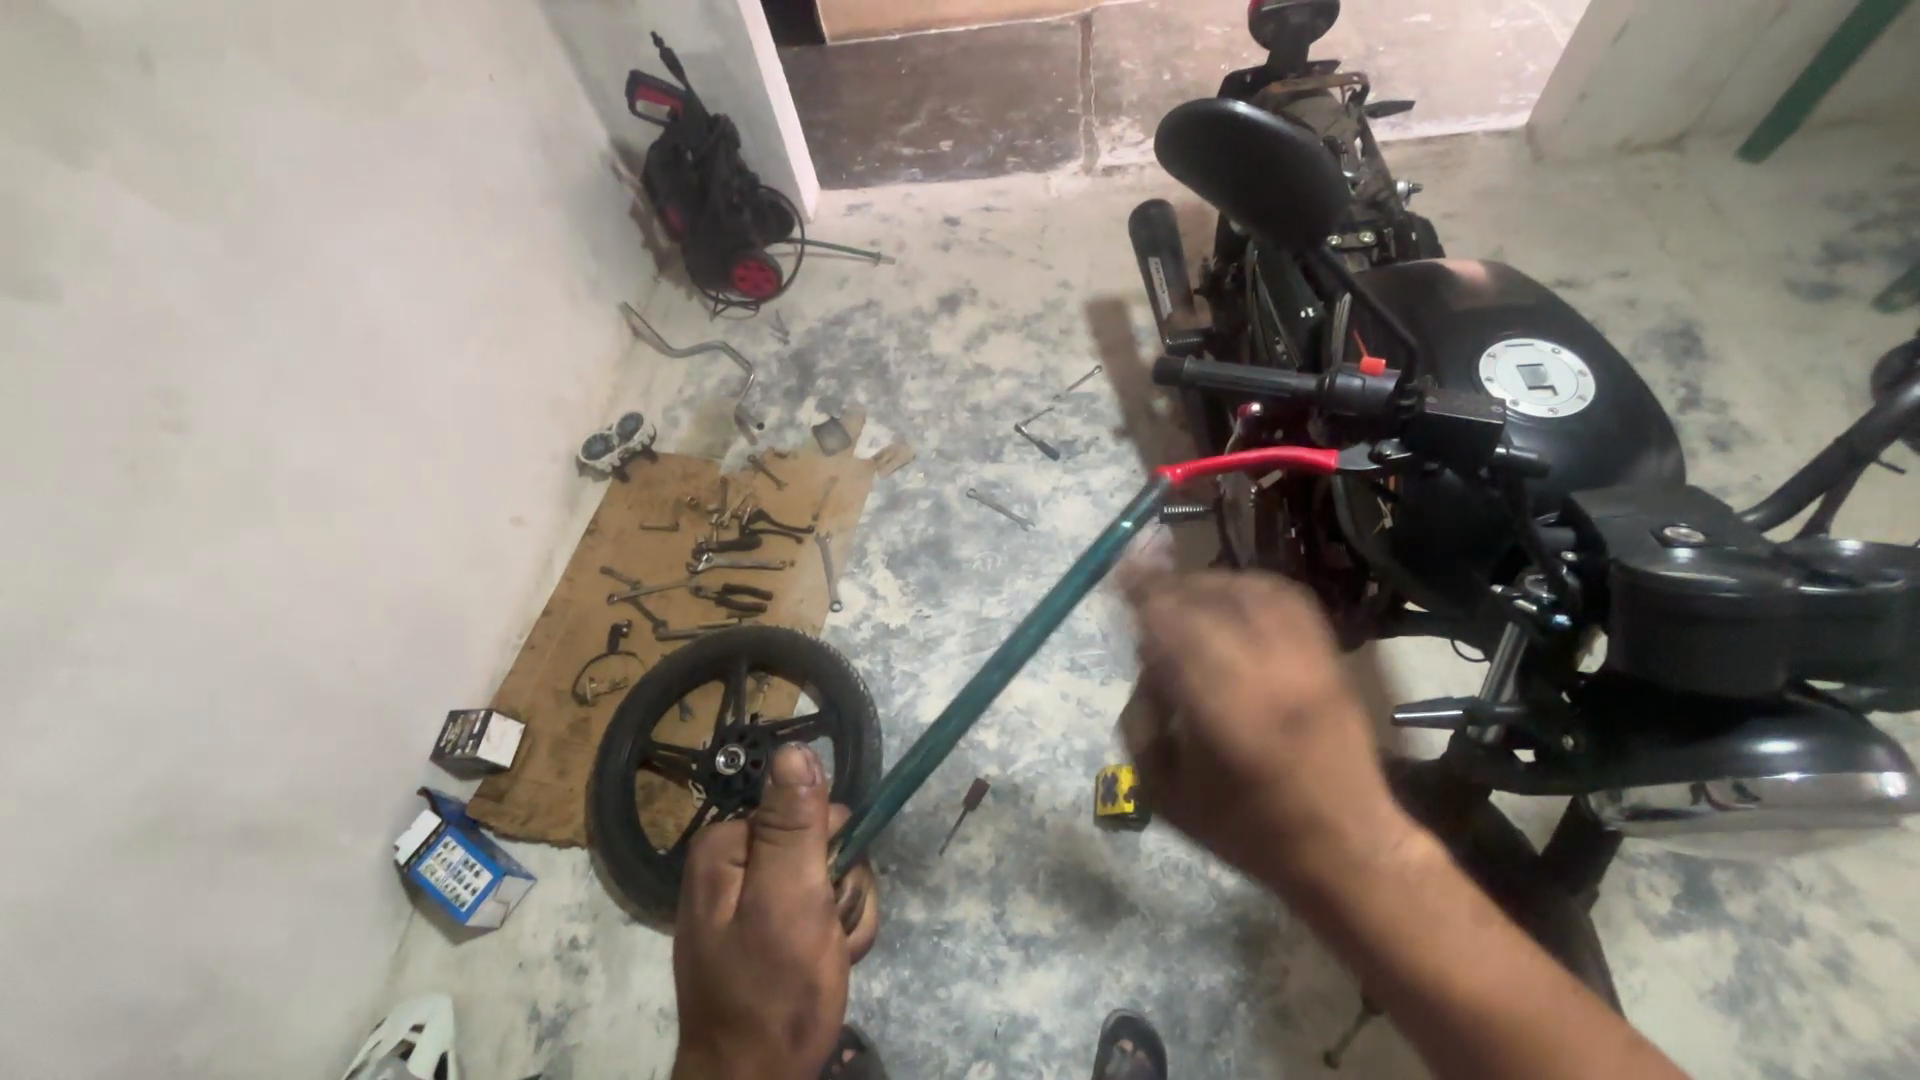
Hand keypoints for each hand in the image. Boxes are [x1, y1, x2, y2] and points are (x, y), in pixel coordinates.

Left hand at [672, 743, 880, 1079]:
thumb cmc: (771, 992)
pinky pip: (825, 914)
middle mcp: (737, 866)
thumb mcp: (788, 899)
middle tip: (826, 935)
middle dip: (841, 892)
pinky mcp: (771, 932)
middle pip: (825, 846)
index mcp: (729, 847)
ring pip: (834, 881)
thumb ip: (794, 825)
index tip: (827, 897)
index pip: (811, 813)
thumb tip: (796, 748)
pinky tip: (825, 967)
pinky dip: (836, 941)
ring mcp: (754, 901)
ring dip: (844, 920)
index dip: (834, 854)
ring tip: (826, 957)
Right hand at [1122, 568, 1416, 892]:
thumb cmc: (1244, 828)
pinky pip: (1287, 597)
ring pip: (1247, 589)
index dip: (1142, 594)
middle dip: (1167, 588)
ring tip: (1183, 595)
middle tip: (1142, 590)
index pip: (1174, 624)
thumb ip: (1140, 718)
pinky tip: (1230, 599)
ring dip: (1206, 584)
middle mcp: (1267, 671)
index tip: (1119, 578)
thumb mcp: (1162, 790)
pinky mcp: (1330, 656)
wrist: (1346, 846)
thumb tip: (1145, 661)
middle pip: (1207, 599)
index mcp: (1222, 709)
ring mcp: (1306, 658)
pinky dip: (1249, 587)